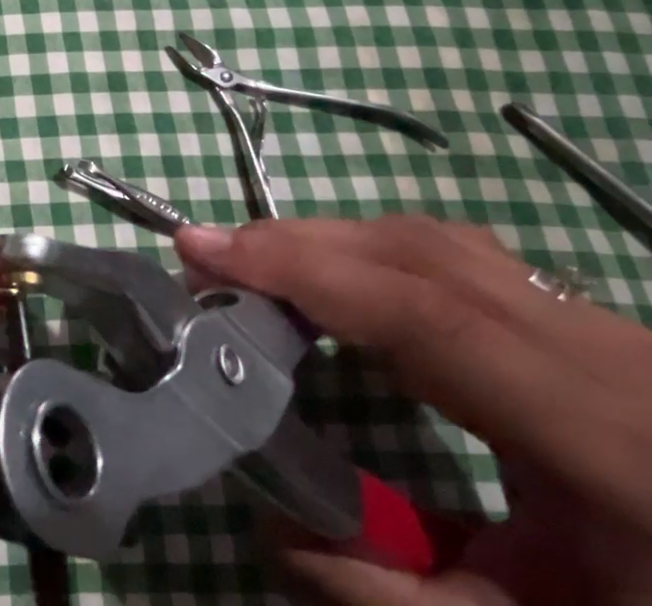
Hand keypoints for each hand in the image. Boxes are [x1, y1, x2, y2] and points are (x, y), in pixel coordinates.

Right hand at [174, 216, 651, 605]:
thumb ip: (375, 588)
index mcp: (605, 436)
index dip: (307, 272)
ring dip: (330, 242)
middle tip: (202, 253)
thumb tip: (265, 524)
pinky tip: (323, 278)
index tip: (204, 252)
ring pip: (444, 246)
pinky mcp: (589, 325)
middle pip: (427, 258)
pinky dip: (372, 255)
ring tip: (245, 260)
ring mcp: (609, 332)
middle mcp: (614, 360)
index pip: (431, 317)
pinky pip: (464, 262)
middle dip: (298, 244)